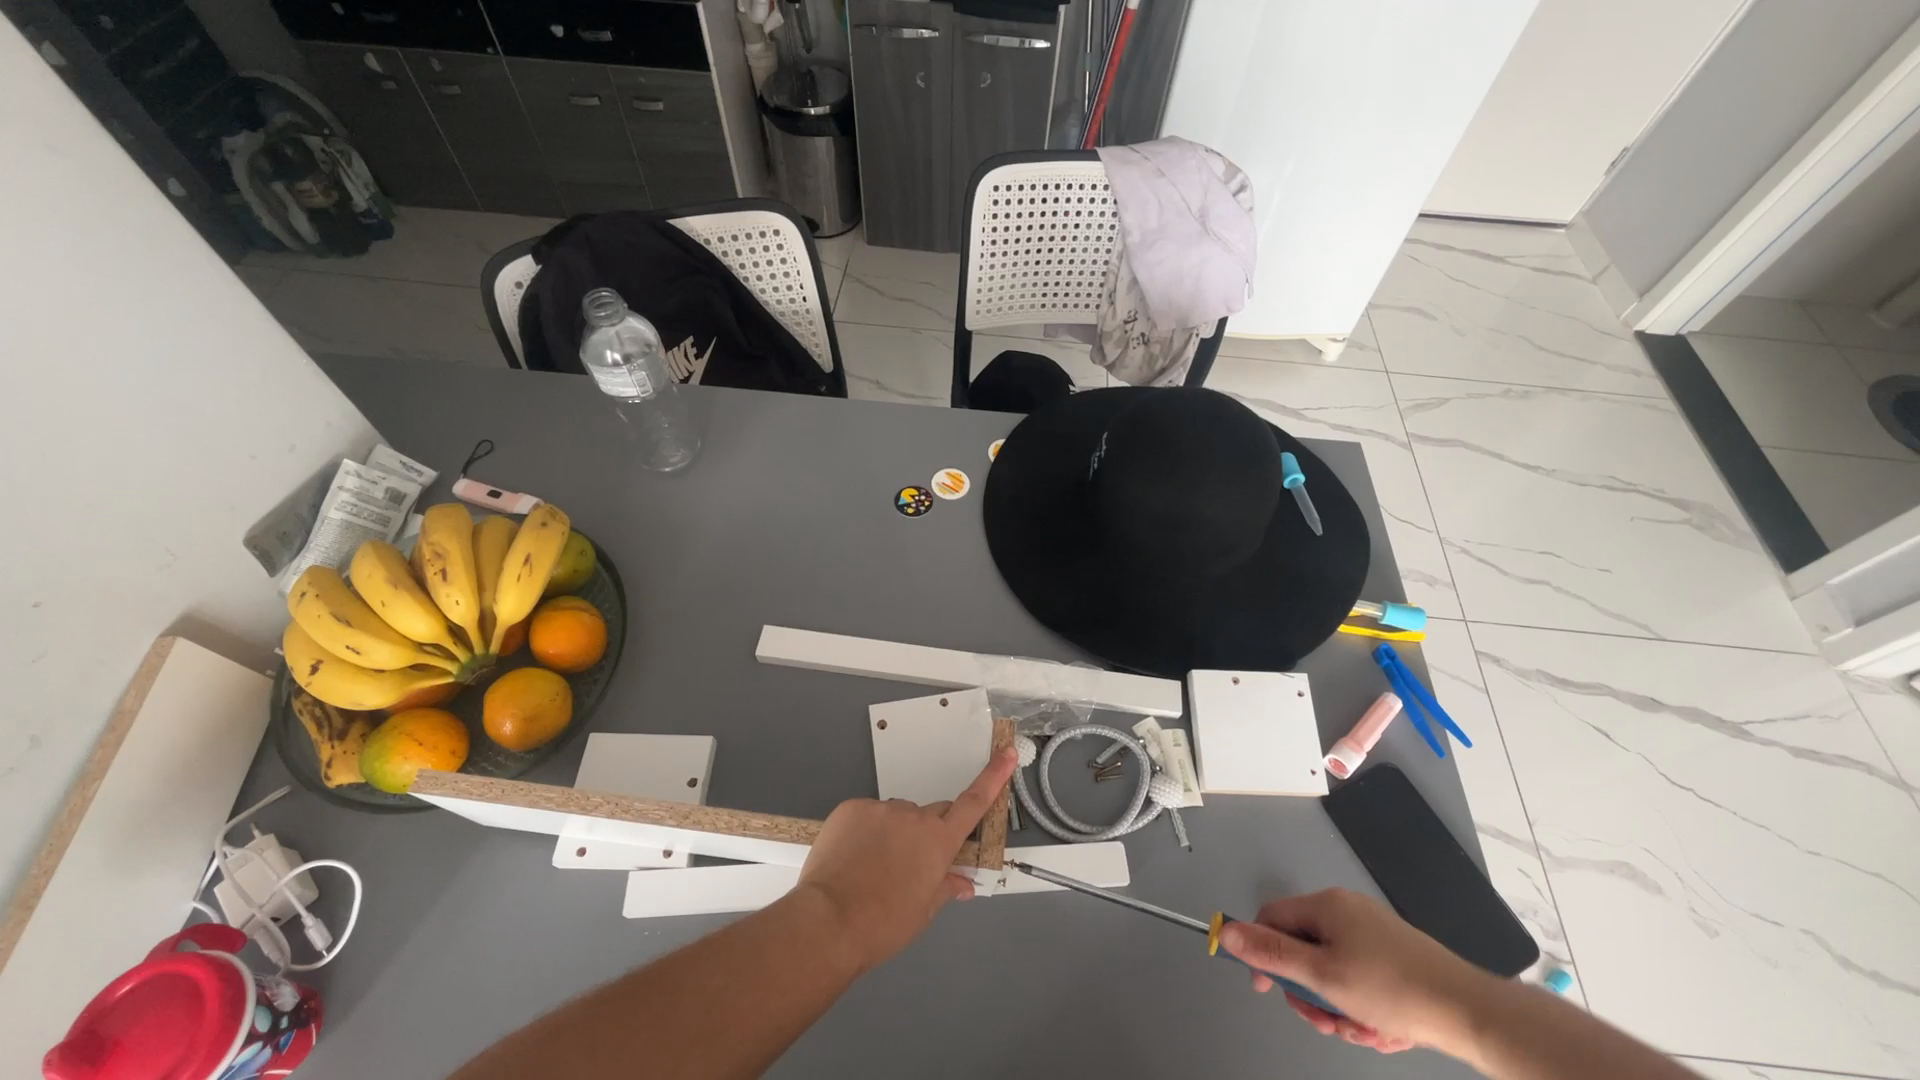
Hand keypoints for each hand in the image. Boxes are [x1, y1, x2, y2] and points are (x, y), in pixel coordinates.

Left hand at [794, 748, 1017, 973]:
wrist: (829, 921)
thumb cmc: (883, 923)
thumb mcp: (923, 911)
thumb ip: (945, 888)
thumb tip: (963, 884)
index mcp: (939, 841)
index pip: (974, 802)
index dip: (993, 776)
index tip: (1007, 753)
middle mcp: (914, 817)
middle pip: (933, 814)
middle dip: (929, 832)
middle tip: (910, 864)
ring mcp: (881, 809)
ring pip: (897, 816)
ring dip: (894, 833)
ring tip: (873, 867)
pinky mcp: (851, 808)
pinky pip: (867, 815)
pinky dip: (865, 831)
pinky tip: (853, 857)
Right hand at [1218, 888, 1488, 1053]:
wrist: (1469, 1012)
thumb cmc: (1391, 988)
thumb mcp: (1322, 976)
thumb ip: (1271, 953)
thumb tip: (1226, 930)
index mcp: (1327, 906)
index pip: (1271, 919)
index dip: (1260, 953)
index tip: (1268, 990)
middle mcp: (1347, 913)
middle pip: (1302, 951)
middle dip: (1309, 993)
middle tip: (1326, 1020)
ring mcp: (1373, 936)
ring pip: (1331, 974)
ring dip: (1338, 1008)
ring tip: (1363, 1029)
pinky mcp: (1394, 959)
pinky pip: (1359, 982)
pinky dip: (1363, 1008)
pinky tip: (1383, 1028)